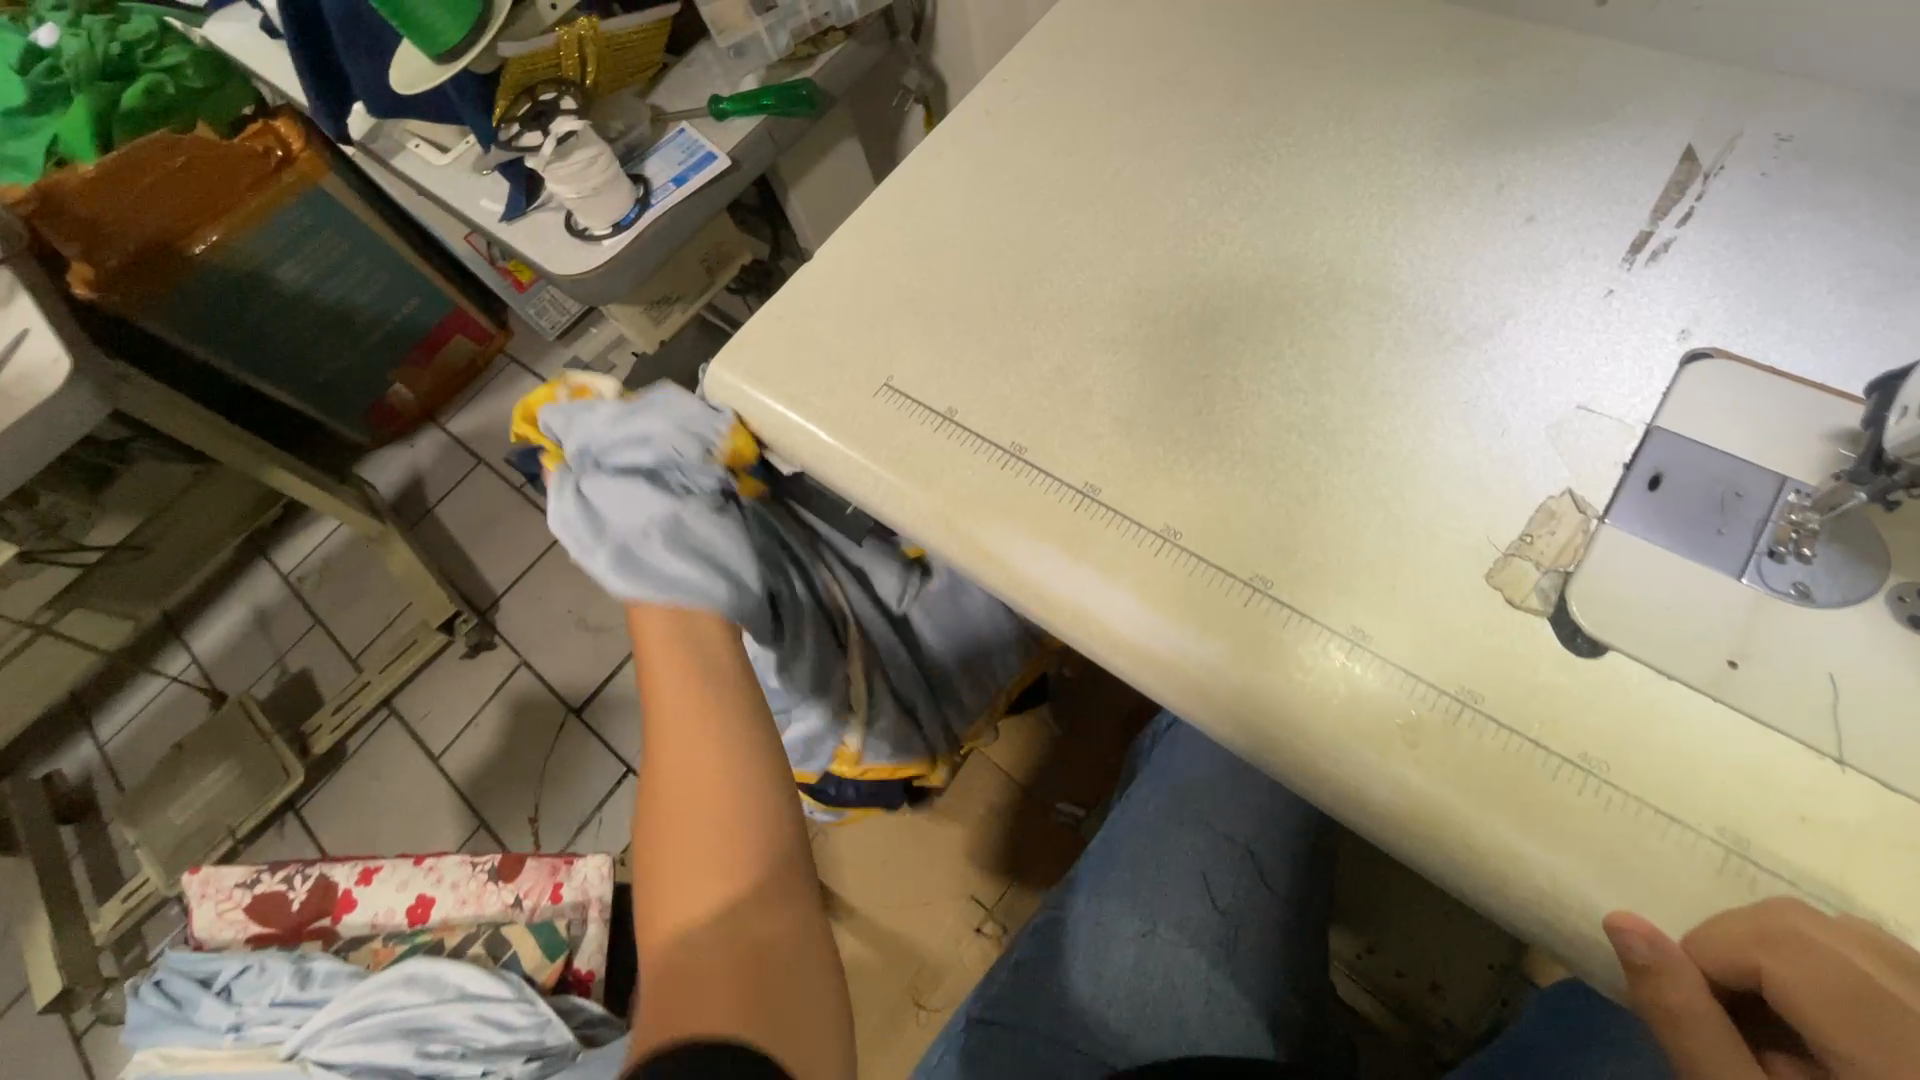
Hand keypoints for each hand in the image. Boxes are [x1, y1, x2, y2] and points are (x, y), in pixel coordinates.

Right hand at [1605, 899, 1919, 1078]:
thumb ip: (1683, 1018)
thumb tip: (1621, 921)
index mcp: (1895, 1055)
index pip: (1773, 944)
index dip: (1703, 958)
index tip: (1691, 1013)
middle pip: (1803, 923)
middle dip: (1732, 948)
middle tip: (1722, 1016)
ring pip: (1841, 928)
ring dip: (1775, 952)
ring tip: (1768, 1023)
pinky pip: (1877, 951)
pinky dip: (1823, 965)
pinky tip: (1815, 1022)